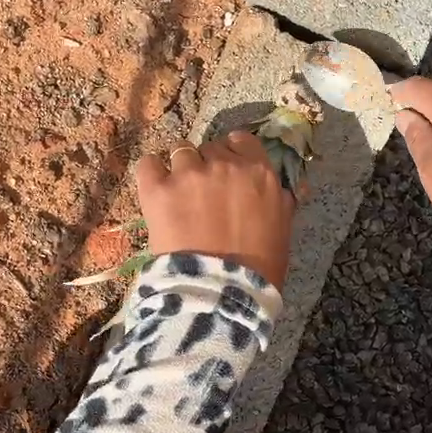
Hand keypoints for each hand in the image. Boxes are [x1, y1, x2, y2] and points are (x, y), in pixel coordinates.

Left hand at [135, 131, 295, 287]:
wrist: (221, 292)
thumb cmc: (260, 267)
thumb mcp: (282, 227)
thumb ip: (279, 199)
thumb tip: (282, 188)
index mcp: (259, 171)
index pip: (242, 141)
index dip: (232, 153)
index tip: (228, 170)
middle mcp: (224, 164)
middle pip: (210, 147)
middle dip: (207, 165)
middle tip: (204, 193)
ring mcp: (189, 174)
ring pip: (180, 151)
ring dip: (181, 169)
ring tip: (179, 195)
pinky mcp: (158, 189)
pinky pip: (149, 164)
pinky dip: (152, 174)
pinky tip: (156, 192)